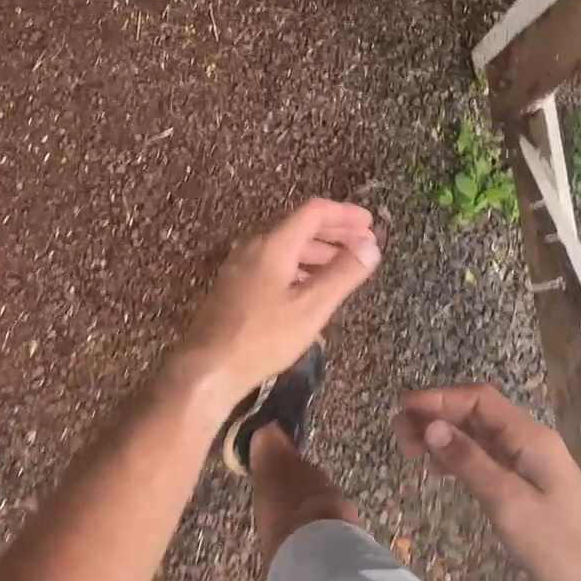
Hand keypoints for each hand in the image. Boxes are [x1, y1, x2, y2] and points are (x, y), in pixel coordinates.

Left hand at [169, 199, 380, 403]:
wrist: (208, 368)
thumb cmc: (262, 337)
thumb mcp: (311, 307)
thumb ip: (343, 274)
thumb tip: (372, 246)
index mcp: (273, 244)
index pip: (314, 212)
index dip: (345, 214)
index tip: (370, 224)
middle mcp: (254, 247)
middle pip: (300, 228)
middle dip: (335, 234)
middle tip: (363, 245)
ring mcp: (241, 267)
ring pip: (286, 249)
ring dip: (318, 254)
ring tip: (343, 269)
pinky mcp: (235, 287)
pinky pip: (274, 267)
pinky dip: (299, 270)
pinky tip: (311, 293)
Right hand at [393, 384, 580, 580]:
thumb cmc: (558, 546)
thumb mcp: (507, 503)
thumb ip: (469, 461)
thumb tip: (432, 425)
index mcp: (530, 437)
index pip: (478, 399)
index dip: (438, 398)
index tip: (402, 407)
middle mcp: (529, 440)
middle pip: (476, 413)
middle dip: (436, 415)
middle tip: (399, 432)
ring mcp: (528, 461)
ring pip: (478, 434)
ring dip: (443, 435)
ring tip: (409, 448)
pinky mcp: (526, 482)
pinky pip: (485, 455)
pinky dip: (457, 455)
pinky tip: (437, 466)